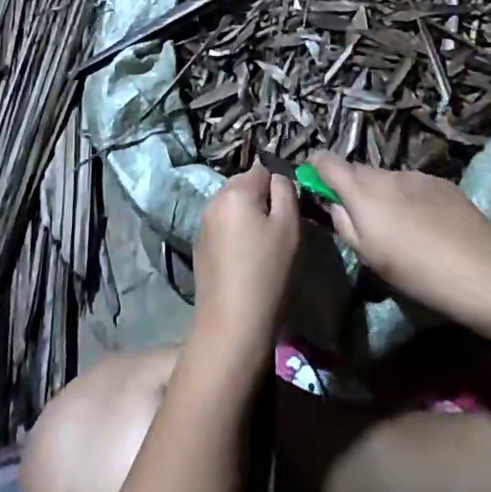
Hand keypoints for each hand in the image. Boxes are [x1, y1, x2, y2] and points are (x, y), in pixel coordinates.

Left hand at [191, 164, 300, 356]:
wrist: (233, 321)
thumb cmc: (268, 271)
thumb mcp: (289, 226)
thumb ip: (285, 192)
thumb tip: (277, 178)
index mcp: (234, 191)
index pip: (262, 170)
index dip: (279, 187)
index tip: (290, 212)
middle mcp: (212, 201)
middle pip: (244, 185)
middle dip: (262, 199)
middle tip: (280, 229)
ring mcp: (203, 224)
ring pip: (233, 206)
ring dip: (249, 216)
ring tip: (264, 245)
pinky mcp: (200, 245)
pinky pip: (223, 226)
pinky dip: (236, 233)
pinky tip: (246, 258)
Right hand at [310, 153, 490, 321]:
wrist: (484, 272)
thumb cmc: (416, 270)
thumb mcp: (367, 255)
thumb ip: (344, 224)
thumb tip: (336, 206)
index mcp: (362, 191)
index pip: (326, 161)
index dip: (314, 168)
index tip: (313, 183)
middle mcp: (387, 174)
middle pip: (357, 171)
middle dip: (351, 187)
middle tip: (359, 218)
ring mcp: (417, 176)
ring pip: (386, 179)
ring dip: (381, 194)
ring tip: (397, 226)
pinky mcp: (442, 183)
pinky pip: (412, 185)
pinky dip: (407, 198)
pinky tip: (424, 225)